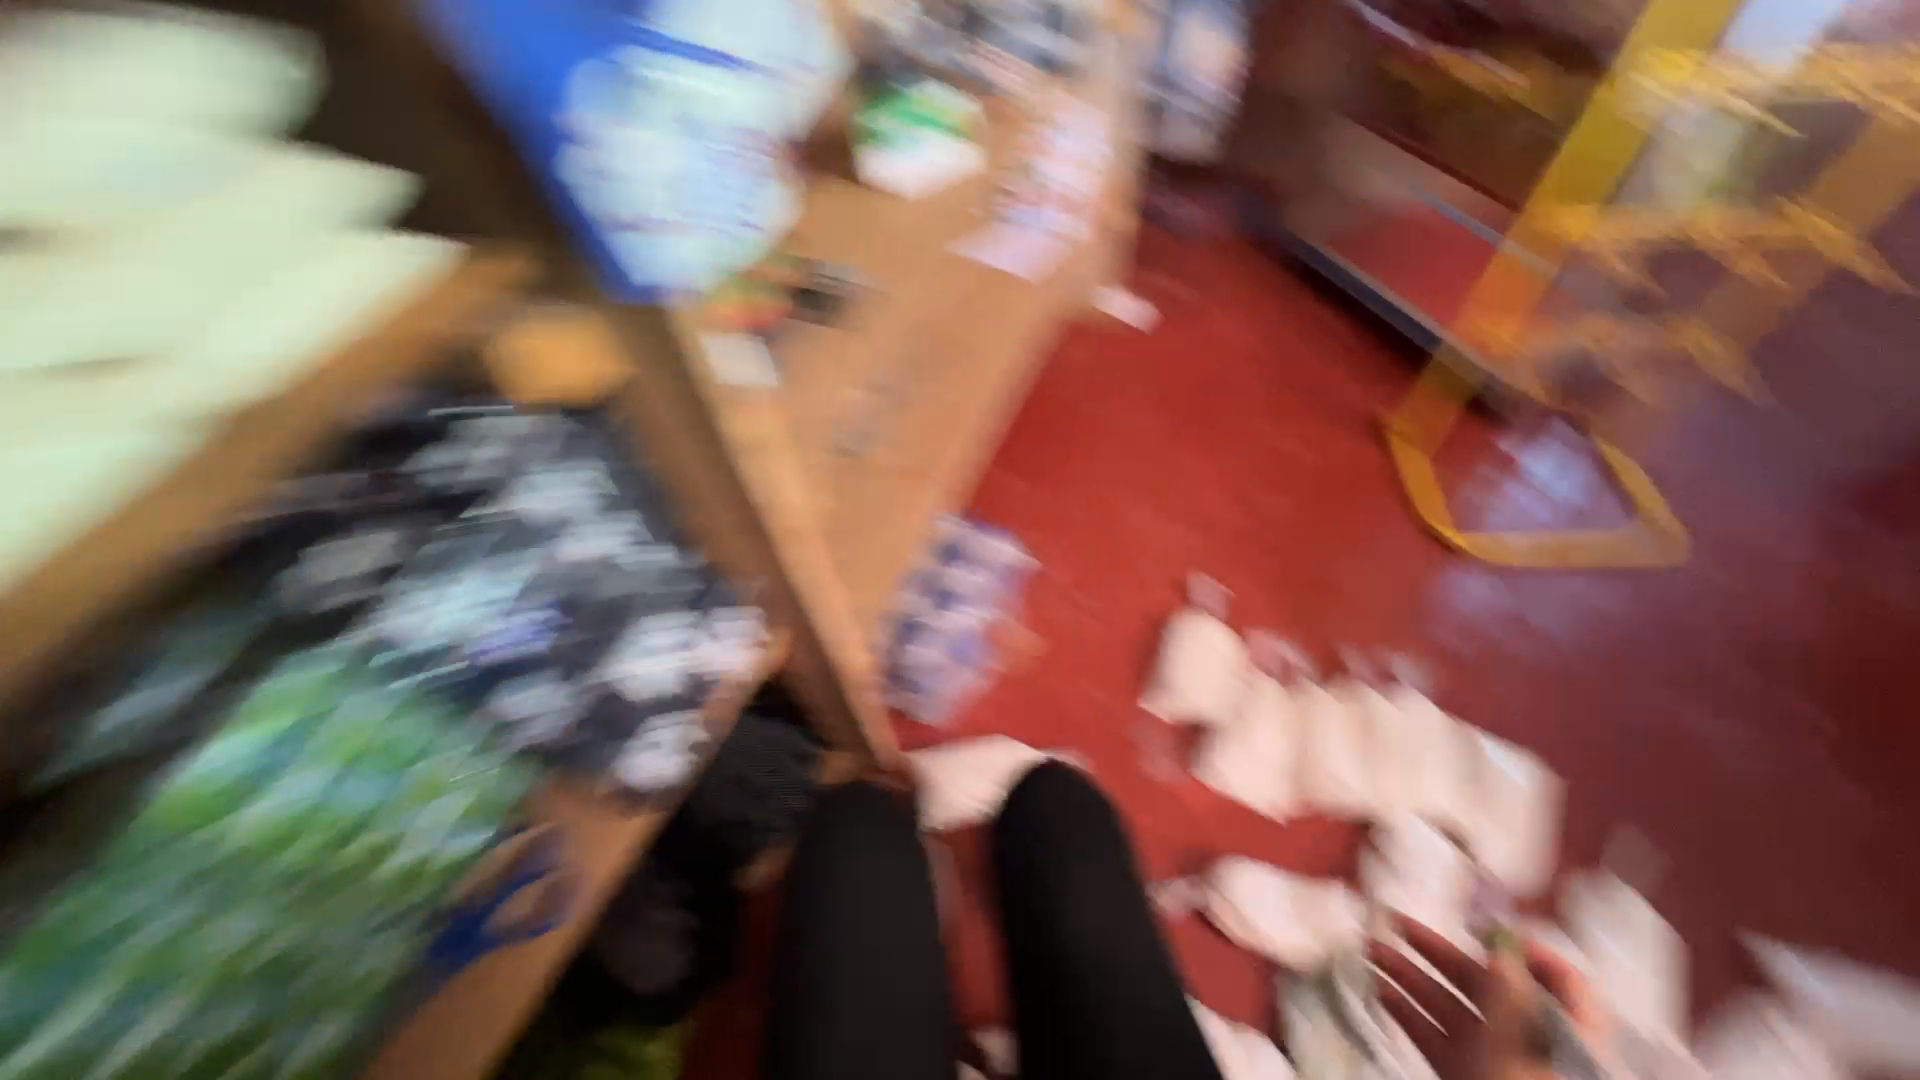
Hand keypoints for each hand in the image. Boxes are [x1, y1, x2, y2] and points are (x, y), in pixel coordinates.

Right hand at [1368, 917, 1610, 1079]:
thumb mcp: (1524, 1040)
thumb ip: (1510, 989)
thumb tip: (1500, 943)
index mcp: (1568, 1033)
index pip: (1561, 981)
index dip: (1526, 950)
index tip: (1478, 928)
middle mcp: (1531, 1043)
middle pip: (1485, 984)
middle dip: (1436, 952)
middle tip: (1392, 923)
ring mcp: (1495, 1064)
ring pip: (1450, 1007)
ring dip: (1408, 976)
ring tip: (1370, 951)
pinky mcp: (1465, 1078)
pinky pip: (1433, 1037)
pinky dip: (1406, 1013)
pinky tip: (1378, 991)